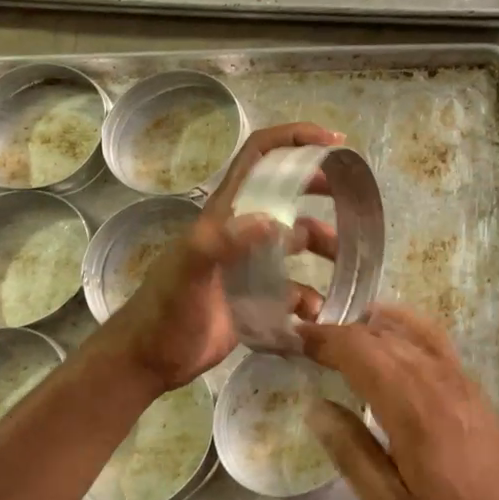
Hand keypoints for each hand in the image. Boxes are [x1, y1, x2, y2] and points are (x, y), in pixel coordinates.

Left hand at [95, 122, 344, 390]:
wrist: (148, 360)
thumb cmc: (165, 311)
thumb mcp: (189, 271)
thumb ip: (222, 242)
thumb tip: (272, 221)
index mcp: (225, 212)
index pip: (259, 155)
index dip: (293, 139)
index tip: (331, 141)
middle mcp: (240, 228)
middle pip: (284, 190)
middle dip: (318, 185)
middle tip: (350, 194)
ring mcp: (249, 261)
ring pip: (296, 239)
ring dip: (323, 244)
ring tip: (345, 261)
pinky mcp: (256, 294)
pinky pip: (294, 286)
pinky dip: (311, 295)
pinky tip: (317, 311)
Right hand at [299, 307, 498, 499]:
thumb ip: (351, 453)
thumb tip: (316, 407)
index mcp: (411, 408)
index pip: (361, 352)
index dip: (324, 339)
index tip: (293, 337)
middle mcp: (434, 379)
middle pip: (380, 336)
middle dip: (339, 332)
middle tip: (304, 340)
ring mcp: (455, 375)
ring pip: (405, 333)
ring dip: (367, 327)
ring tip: (334, 334)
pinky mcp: (467, 381)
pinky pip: (432, 337)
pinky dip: (403, 324)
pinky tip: (385, 326)